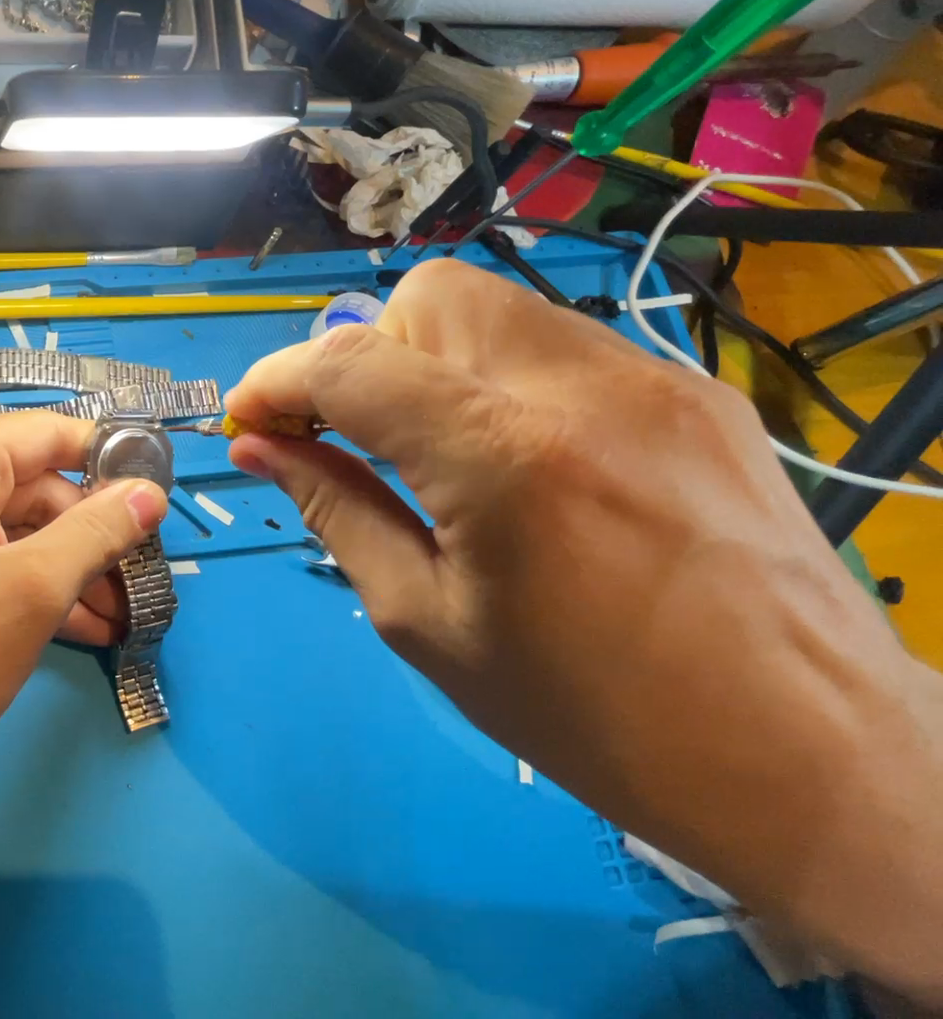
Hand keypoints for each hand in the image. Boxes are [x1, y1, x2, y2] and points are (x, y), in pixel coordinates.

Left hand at [0, 411, 167, 804]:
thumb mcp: (32, 593)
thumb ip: (97, 533)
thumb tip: (149, 493)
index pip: (45, 435)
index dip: (107, 463)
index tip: (155, 500)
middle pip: (27, 487)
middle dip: (87, 539)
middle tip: (138, 586)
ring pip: (4, 529)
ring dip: (60, 570)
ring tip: (115, 619)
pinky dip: (18, 584)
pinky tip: (69, 625)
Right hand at [226, 259, 942, 999]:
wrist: (812, 763)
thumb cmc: (586, 714)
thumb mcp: (423, 619)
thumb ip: (335, 510)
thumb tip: (258, 449)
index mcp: (500, 457)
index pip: (349, 364)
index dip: (276, 382)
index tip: (248, 422)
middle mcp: (579, 386)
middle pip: (426, 297)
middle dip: (358, 353)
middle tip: (342, 434)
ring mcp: (651, 379)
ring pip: (493, 310)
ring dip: (424, 360)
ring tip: (417, 447)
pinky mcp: (694, 393)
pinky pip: (557, 345)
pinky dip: (493, 377)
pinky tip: (504, 457)